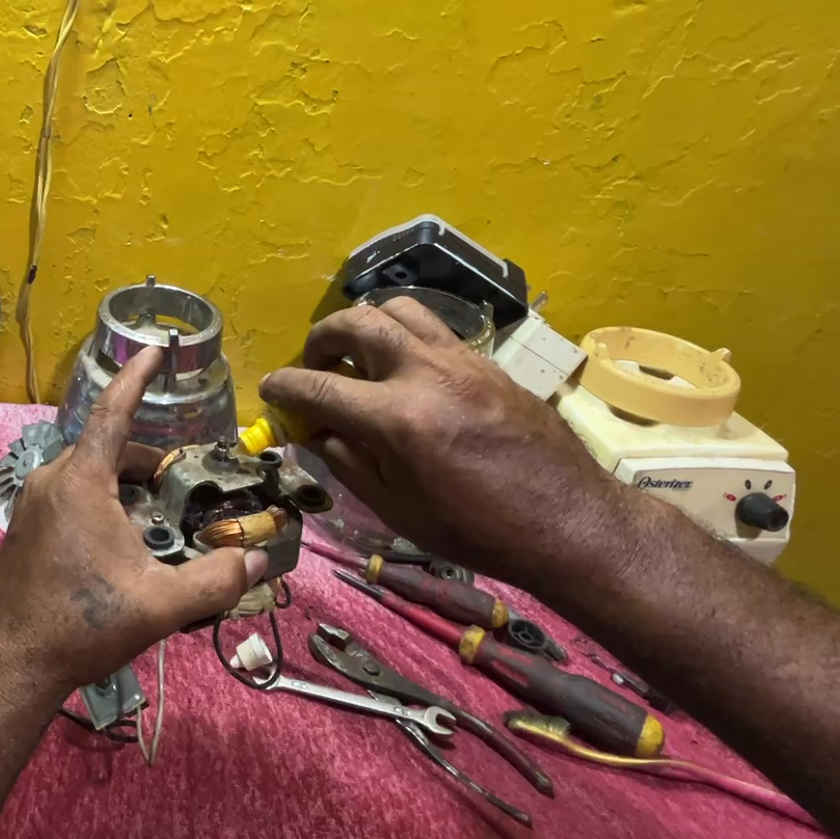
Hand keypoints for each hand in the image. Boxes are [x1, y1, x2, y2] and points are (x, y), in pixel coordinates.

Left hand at [0, 347, 268, 701]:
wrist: (12, 662)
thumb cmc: (82, 624)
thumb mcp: (159, 605)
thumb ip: (214, 580)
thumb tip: (257, 560)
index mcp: (81, 481)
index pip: (114, 411)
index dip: (137, 377)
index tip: (154, 349)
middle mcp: (53, 479)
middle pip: (111, 450)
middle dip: (149, 465)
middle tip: (183, 491)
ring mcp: (34, 501)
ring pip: (92, 475)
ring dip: (127, 489)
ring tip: (157, 527)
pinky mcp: (27, 523)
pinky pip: (72, 495)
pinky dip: (103, 503)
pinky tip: (122, 546)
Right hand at [259, 297, 626, 586]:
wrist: (570, 522)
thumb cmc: (475, 529)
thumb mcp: (395, 508)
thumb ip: (345, 460)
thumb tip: (312, 431)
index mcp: (397, 420)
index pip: (318, 388)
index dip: (283, 387)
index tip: (269, 390)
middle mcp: (425, 374)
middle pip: (356, 323)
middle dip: (320, 340)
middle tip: (315, 366)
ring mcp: (459, 361)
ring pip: (397, 309)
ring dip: (365, 325)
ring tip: (358, 356)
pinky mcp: (484, 361)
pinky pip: (432, 328)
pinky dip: (403, 336)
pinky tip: (404, 372)